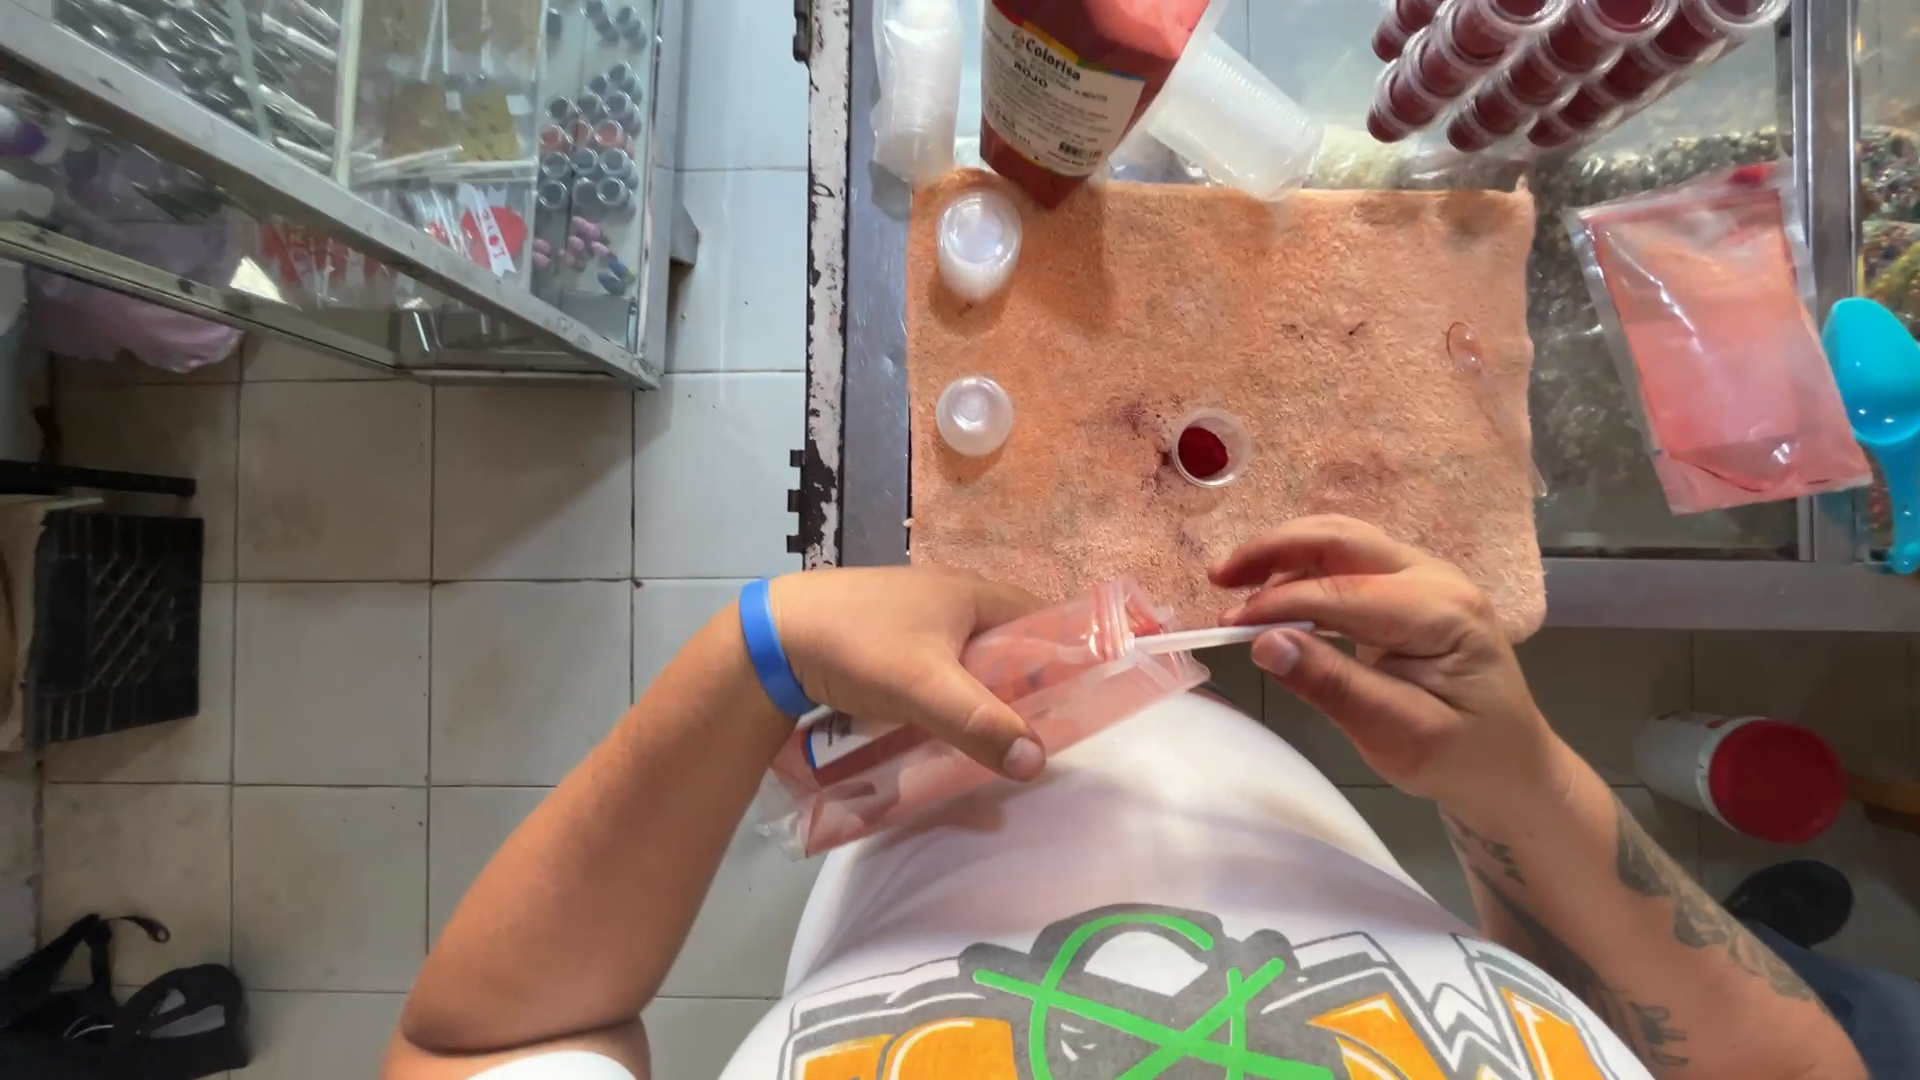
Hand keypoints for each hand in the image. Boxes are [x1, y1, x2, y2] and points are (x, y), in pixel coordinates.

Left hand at [769, 567, 1048, 779]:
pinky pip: (937, 665)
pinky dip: (946, 691)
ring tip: (986, 736)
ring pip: (969, 658)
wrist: (776, 635)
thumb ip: (981, 724)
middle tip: (1025, 733)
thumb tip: (1037, 762)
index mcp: (973, 592)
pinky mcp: (891, 635)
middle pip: (1006, 644)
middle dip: (1019, 687)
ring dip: (979, 693)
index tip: (1068, 707)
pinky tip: (940, 723)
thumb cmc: (859, 646)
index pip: (1041, 620)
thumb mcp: (925, 687)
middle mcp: (952, 595)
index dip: (1062, 660)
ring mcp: (918, 614)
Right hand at [1212, 516, 1569, 809]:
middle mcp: (1434, 576)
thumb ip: (1333, 686)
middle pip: (1339, 538)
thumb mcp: (1400, 735)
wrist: (1511, 763)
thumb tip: (1264, 644)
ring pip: (1338, 537)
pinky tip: (1270, 591)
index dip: (1279, 604)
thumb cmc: (1463, 756)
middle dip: (1272, 550)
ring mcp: (1422, 574)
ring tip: (1233, 580)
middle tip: (1219, 578)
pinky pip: (1343, 556)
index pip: (1341, 591)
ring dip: (1280, 551)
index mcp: (1443, 612)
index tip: (1227, 627)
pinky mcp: (1405, 583)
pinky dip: (1298, 564)